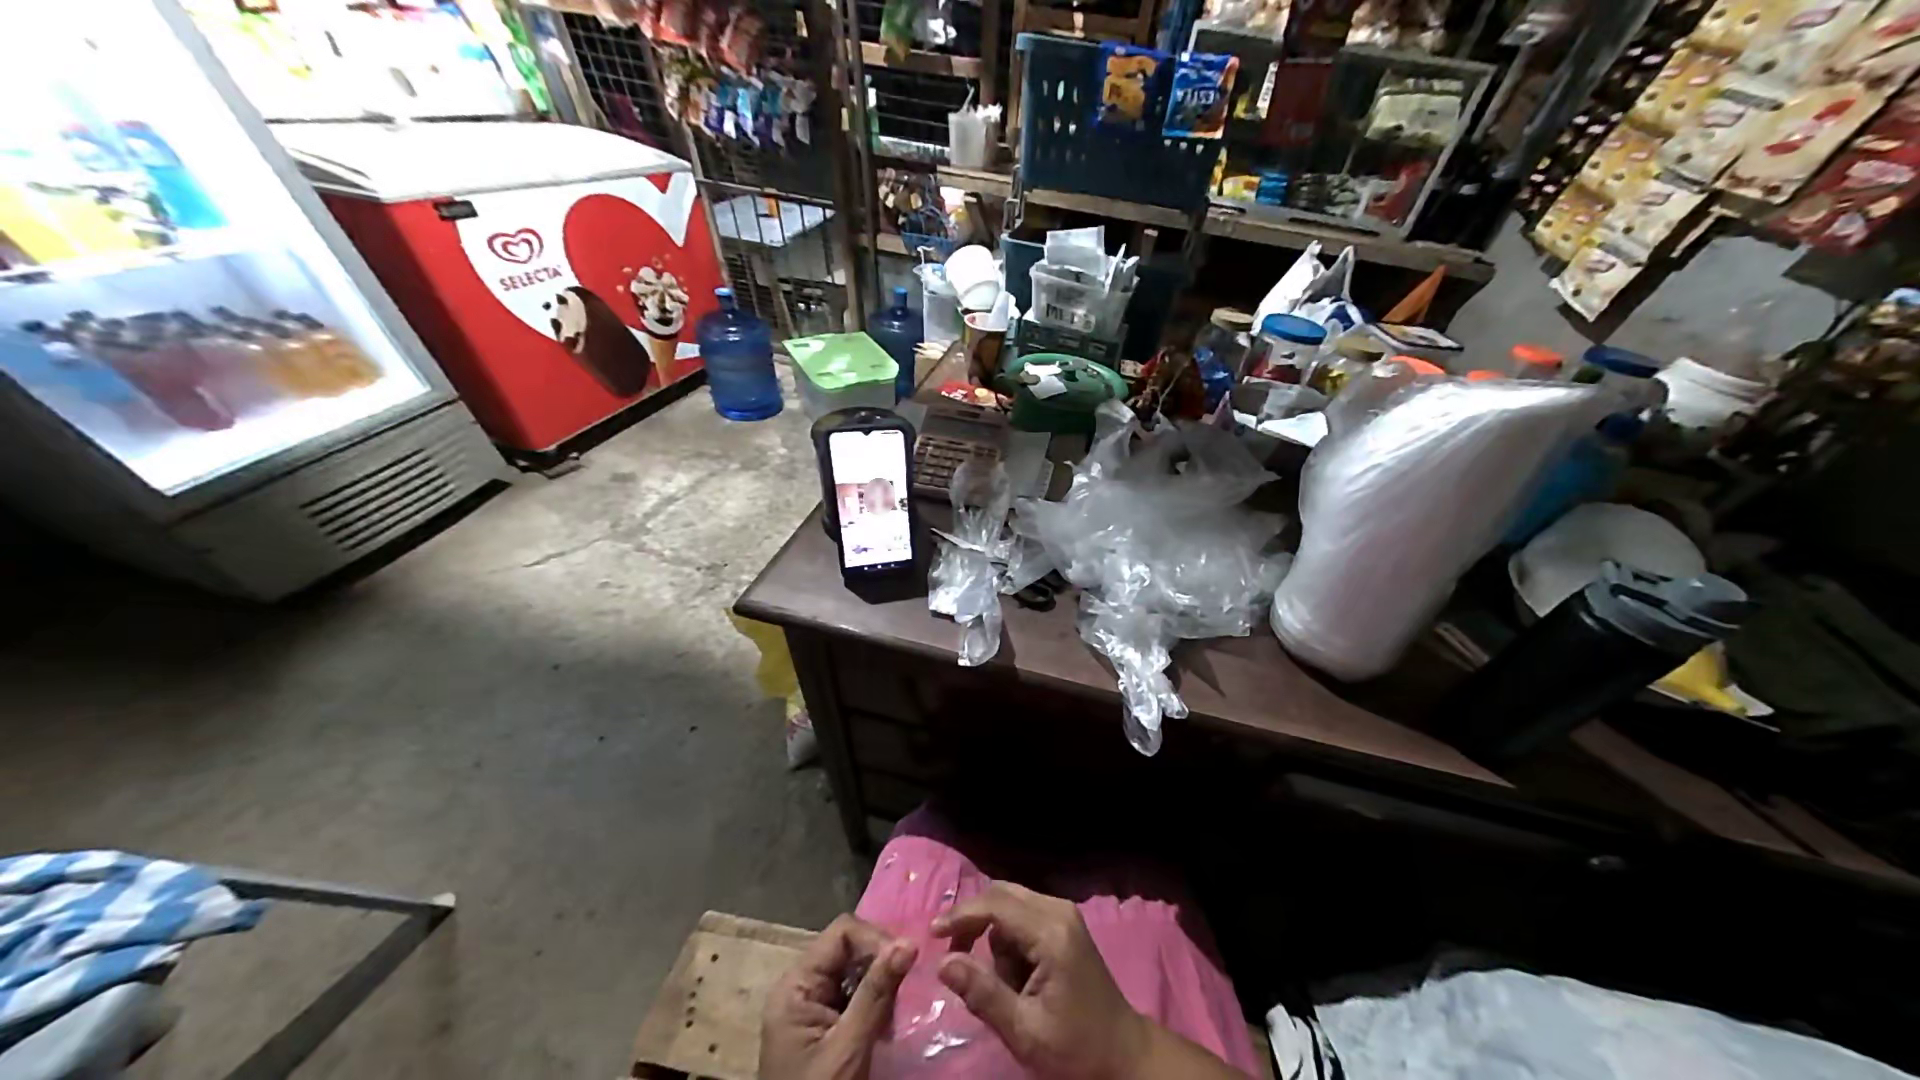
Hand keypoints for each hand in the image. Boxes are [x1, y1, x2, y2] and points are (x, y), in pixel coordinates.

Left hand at [761, 914, 917, 1079]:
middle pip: (849, 948)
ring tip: (895, 1014)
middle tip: (905, 992)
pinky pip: (856, 995)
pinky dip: (876, 1003)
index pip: (842, 932)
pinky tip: (886, 1026)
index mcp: (796, 984)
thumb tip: (910, 942)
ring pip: (856, 970)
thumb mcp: (848, 1048)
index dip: (876, 940)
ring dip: (882, 985)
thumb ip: (876, 993)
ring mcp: (813, 1006)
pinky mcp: (826, 1025)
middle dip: (881, 962)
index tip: (906, 963)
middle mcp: (802, 986)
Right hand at [930, 882, 1151, 1079]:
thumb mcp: (1024, 1031)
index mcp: (1051, 933)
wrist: (1123, 1053)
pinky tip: (1017, 974)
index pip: (996, 905)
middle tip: (955, 956)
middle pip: (1001, 894)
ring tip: (1003, 984)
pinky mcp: (1064, 922)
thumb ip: (983, 994)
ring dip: (994, 936)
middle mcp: (1058, 910)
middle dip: (974, 922)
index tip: (933, 934)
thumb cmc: (1075, 1047)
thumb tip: (943, 963)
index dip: (961, 915)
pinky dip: (1009, 938)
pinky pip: (1023, 914)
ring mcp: (1064, 913)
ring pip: (1009, 904)